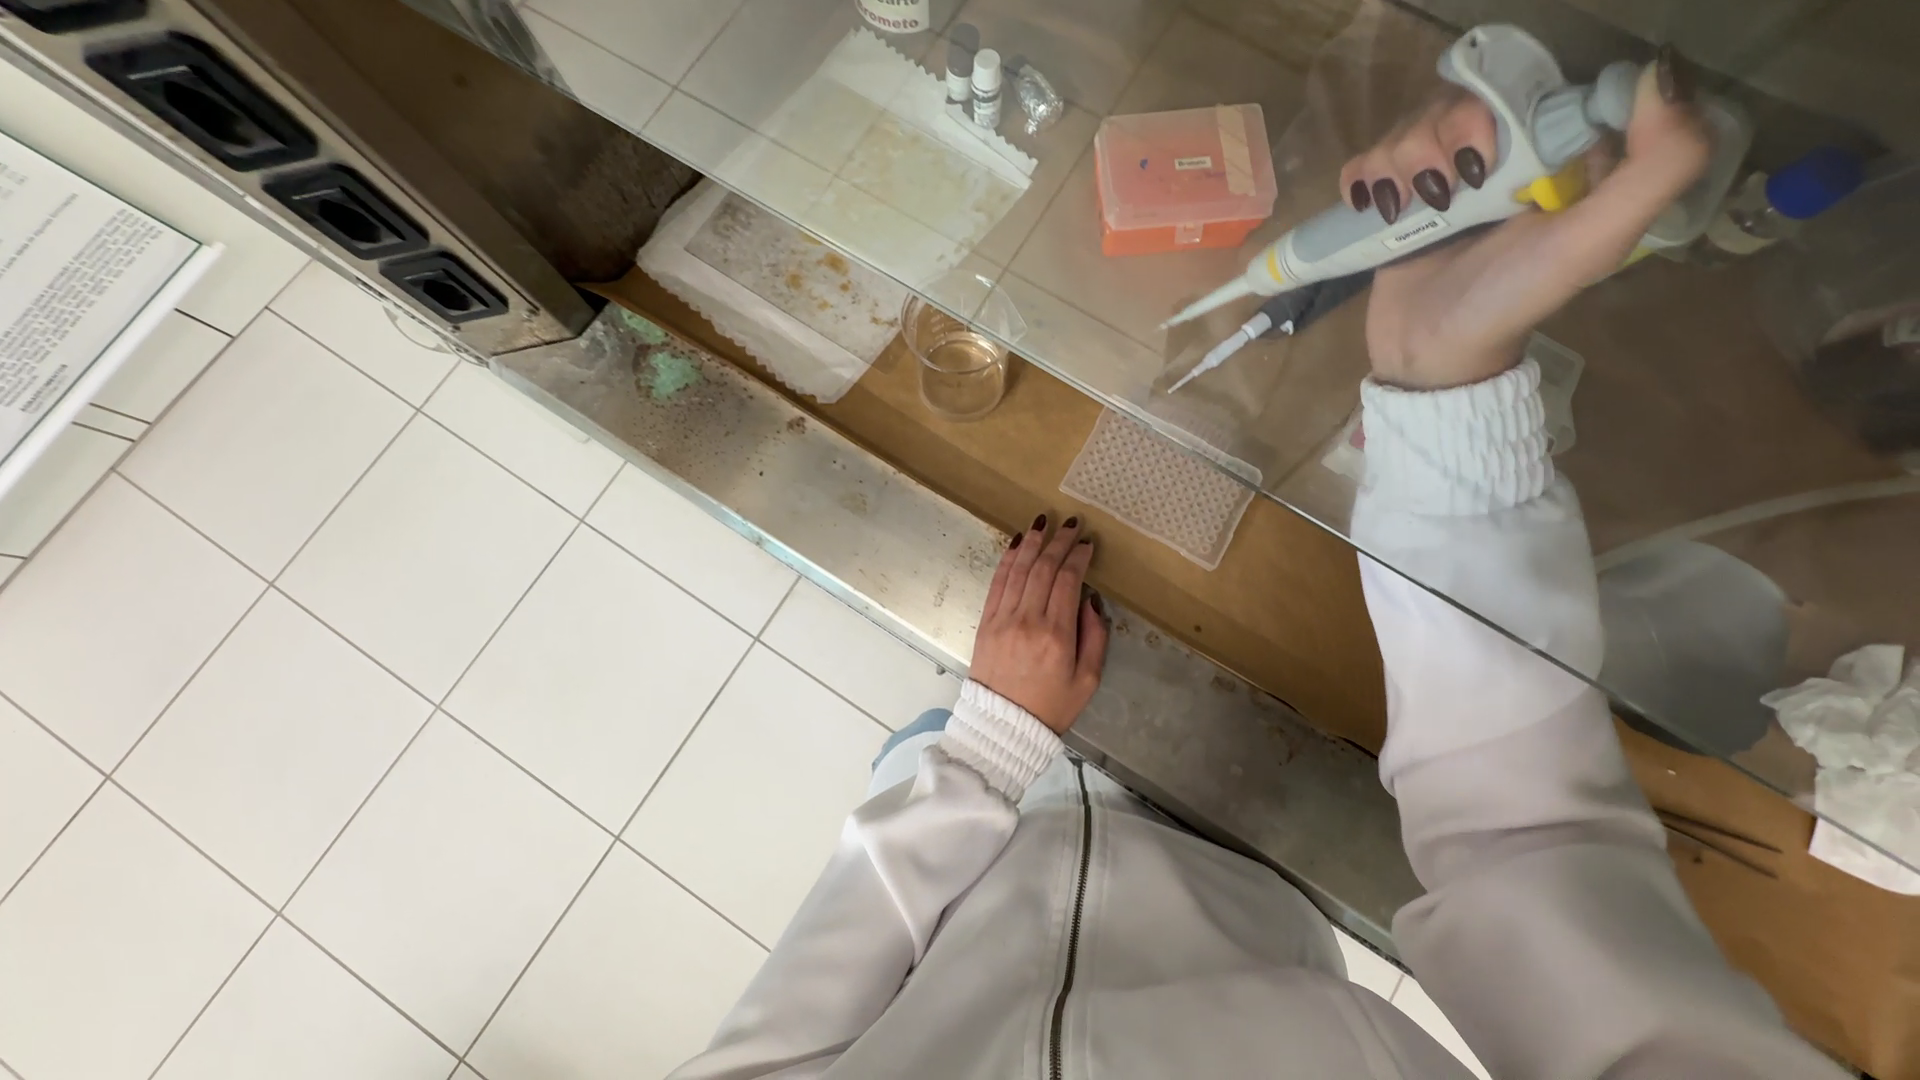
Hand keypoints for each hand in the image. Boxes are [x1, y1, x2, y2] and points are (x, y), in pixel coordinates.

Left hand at [970, 514, 1109, 733]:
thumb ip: (1095, 637)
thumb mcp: (1088, 680)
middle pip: (1043, 569)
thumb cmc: (1051, 707)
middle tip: (1070, 524)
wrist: (1003, 727)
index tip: (1086, 543)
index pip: (1067, 581)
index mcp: (1057, 635)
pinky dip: (1008, 560)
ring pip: (1019, 570)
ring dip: (1032, 543)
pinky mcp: (986, 622)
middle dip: (1058, 542)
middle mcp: (1028, 621)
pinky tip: (1018, 544)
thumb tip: (1090, 601)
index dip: (1077, 557)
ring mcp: (1003, 619)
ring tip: (1044, 523)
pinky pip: (998, 583)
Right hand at [1344, 46, 1711, 389]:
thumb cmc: (1508, 302)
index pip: (1524, 92)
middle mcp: (1494, 163)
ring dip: (1398, 164)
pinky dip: (1362, 180)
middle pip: (1456, 102)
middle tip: (1444, 192)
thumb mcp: (1595, 242)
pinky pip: (1365, 162)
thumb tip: (1657, 76)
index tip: (1488, 155)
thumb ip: (1657, 167)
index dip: (1500, 108)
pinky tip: (1375, 209)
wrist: (1428, 355)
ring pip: (1407, 129)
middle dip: (1440, 139)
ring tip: (1407, 209)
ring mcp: (1436, 183)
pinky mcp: (1390, 205)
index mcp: (1549, 159)